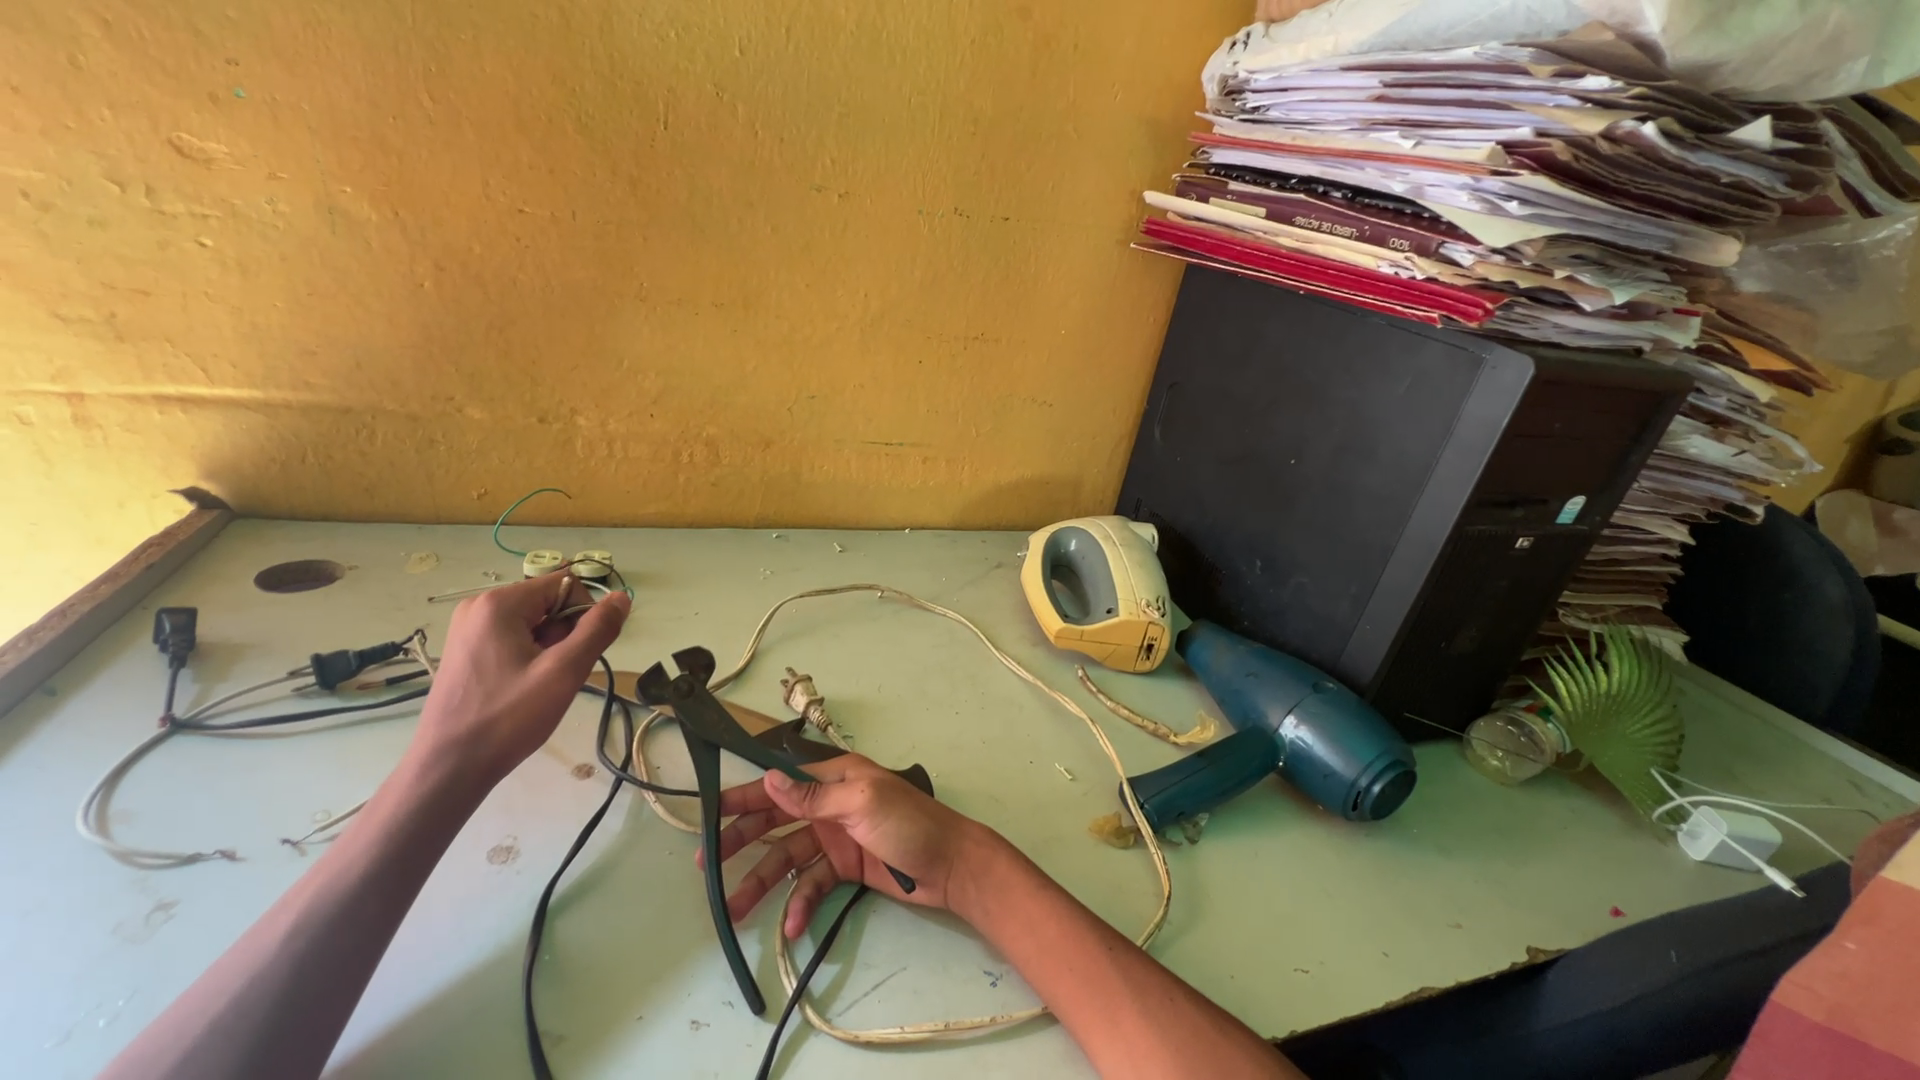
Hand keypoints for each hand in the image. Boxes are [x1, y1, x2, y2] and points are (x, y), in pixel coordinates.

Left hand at [411, 574, 629, 787]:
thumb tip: (621, 598)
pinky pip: (512, 639)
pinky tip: (523, 689)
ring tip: (539, 686)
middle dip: (564, 635)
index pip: (564, 585)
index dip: (584, 615)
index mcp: (498, 603)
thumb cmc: (508, 717)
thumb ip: (597, 630)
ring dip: (549, 650)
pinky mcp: (464, 652)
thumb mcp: (564, 671)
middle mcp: (478, 607)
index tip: (580, 654)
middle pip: (547, 604)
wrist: (450, 766)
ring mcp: (467, 630)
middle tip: (557, 675)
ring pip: (532, 624)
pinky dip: (529, 658)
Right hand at [704, 754, 1003, 938]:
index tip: (709, 812)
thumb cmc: (910, 824)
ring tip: (736, 909)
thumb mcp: (861, 803)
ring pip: (789, 859)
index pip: (779, 784)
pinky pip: (813, 884)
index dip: (744, 797)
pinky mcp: (846, 869)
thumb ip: (812, 795)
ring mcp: (836, 838)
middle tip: (708, 864)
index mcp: (834, 779)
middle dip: (742, 841)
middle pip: (776, 821)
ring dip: (763, 883)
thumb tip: (768, 779)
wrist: (952, 866)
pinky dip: (800, 903)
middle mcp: (830, 805)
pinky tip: (792, 925)